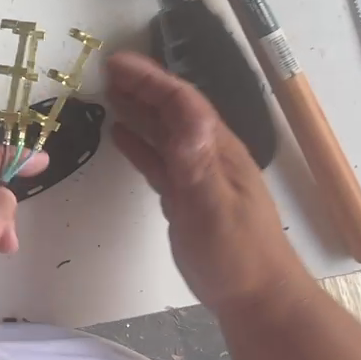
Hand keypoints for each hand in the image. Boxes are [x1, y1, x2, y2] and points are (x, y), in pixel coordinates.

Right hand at [106, 51, 314, 316]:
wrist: (254, 295)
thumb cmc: (236, 253)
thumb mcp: (214, 206)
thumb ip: (197, 163)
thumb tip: (185, 119)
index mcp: (217, 151)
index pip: (182, 103)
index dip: (151, 80)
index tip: (116, 63)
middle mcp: (207, 155)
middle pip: (173, 110)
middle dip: (143, 86)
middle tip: (106, 69)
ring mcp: (196, 175)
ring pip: (164, 131)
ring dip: (139, 109)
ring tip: (108, 92)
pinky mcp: (183, 195)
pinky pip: (157, 159)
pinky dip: (138, 143)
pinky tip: (120, 136)